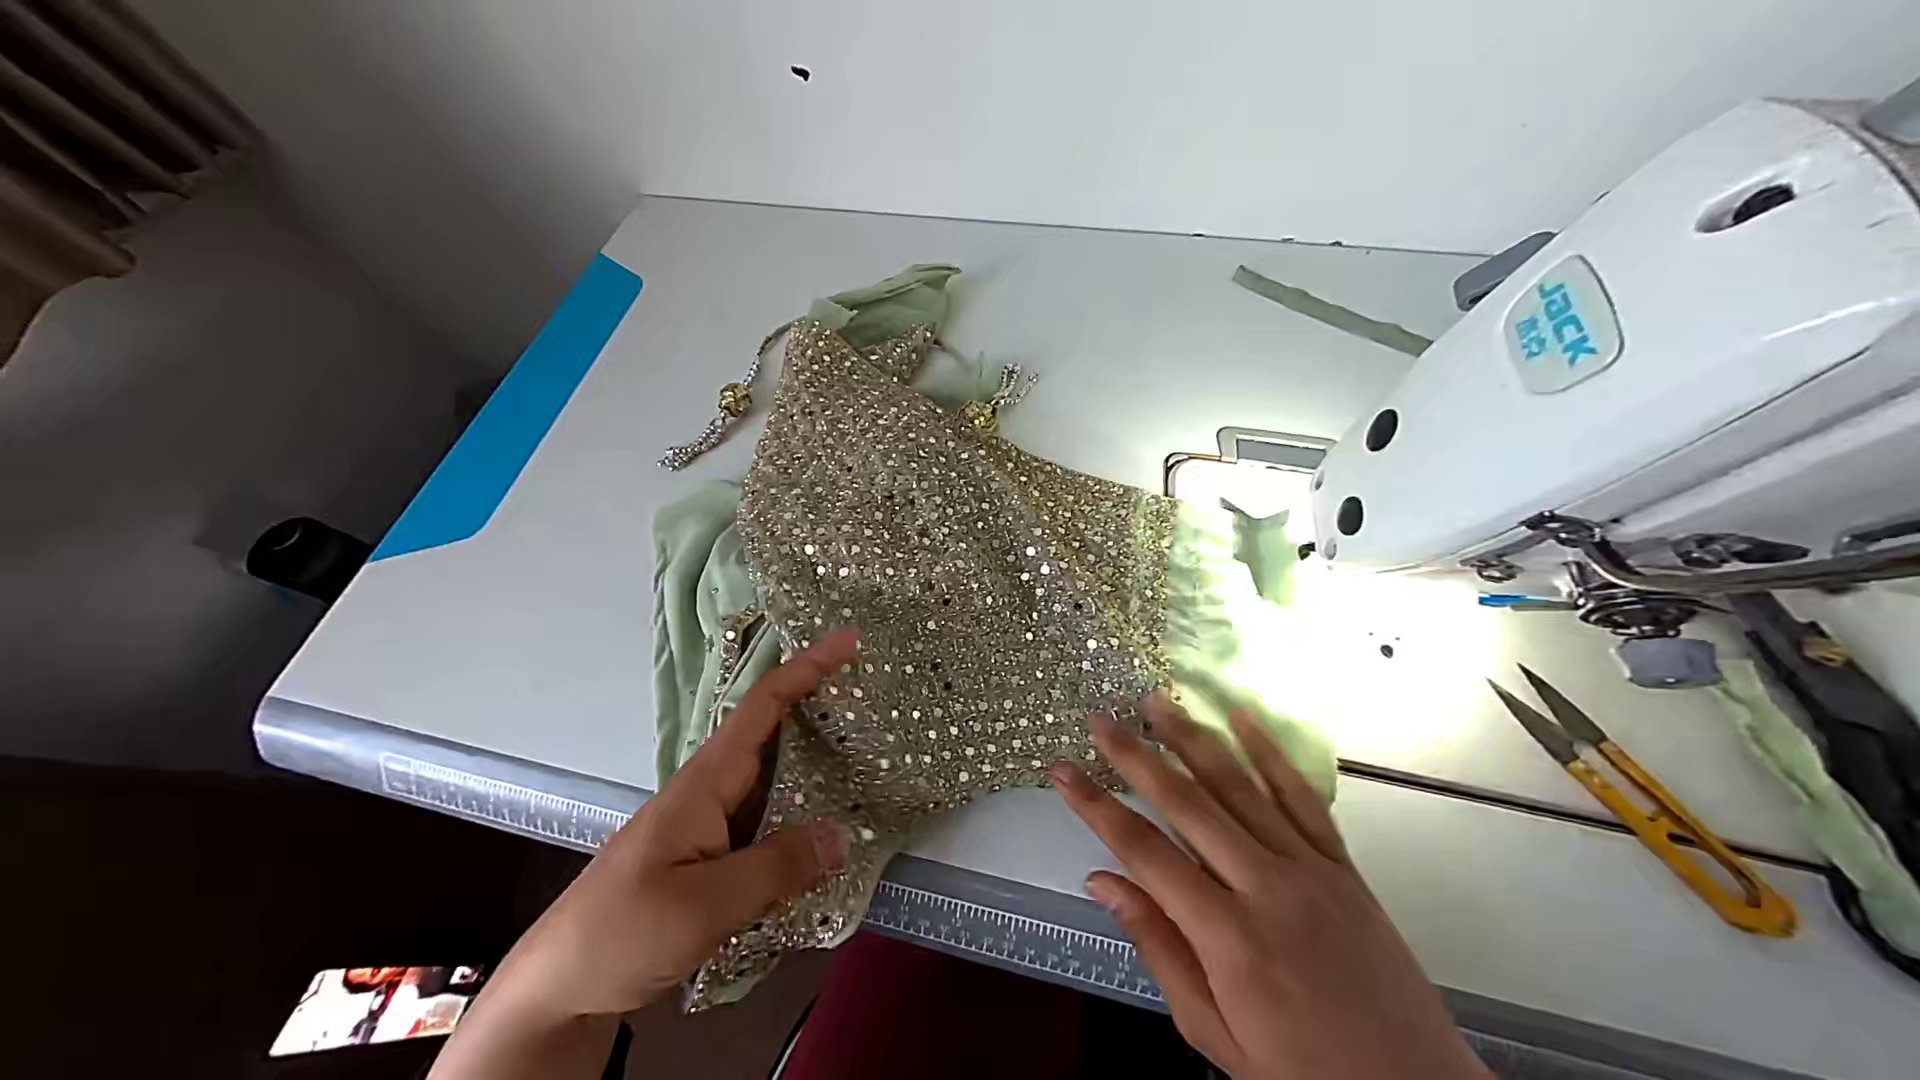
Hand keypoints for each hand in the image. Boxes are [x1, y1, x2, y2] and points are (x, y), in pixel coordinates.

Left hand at [430, 630, 855, 1079]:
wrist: (558, 988)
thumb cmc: (622, 932)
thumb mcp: (705, 904)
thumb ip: (777, 867)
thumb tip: (843, 834)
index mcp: (706, 781)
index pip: (763, 706)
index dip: (806, 668)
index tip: (848, 641)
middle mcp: (712, 789)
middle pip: (773, 732)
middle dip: (819, 705)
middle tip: (871, 695)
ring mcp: (711, 822)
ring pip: (774, 777)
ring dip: (816, 760)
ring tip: (867, 754)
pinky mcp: (712, 853)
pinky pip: (768, 816)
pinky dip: (802, 809)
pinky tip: (827, 828)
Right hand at [1050, 696, 1489, 1079]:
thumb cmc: (1300, 1072)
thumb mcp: (1215, 1032)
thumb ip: (1158, 948)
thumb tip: (1102, 882)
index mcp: (1227, 936)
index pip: (1144, 851)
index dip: (1096, 807)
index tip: (1063, 771)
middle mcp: (1266, 888)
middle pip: (1186, 804)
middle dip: (1135, 757)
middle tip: (1100, 720)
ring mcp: (1309, 869)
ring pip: (1239, 787)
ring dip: (1193, 739)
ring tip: (1157, 703)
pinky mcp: (1343, 866)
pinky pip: (1301, 798)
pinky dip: (1270, 753)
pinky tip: (1243, 718)